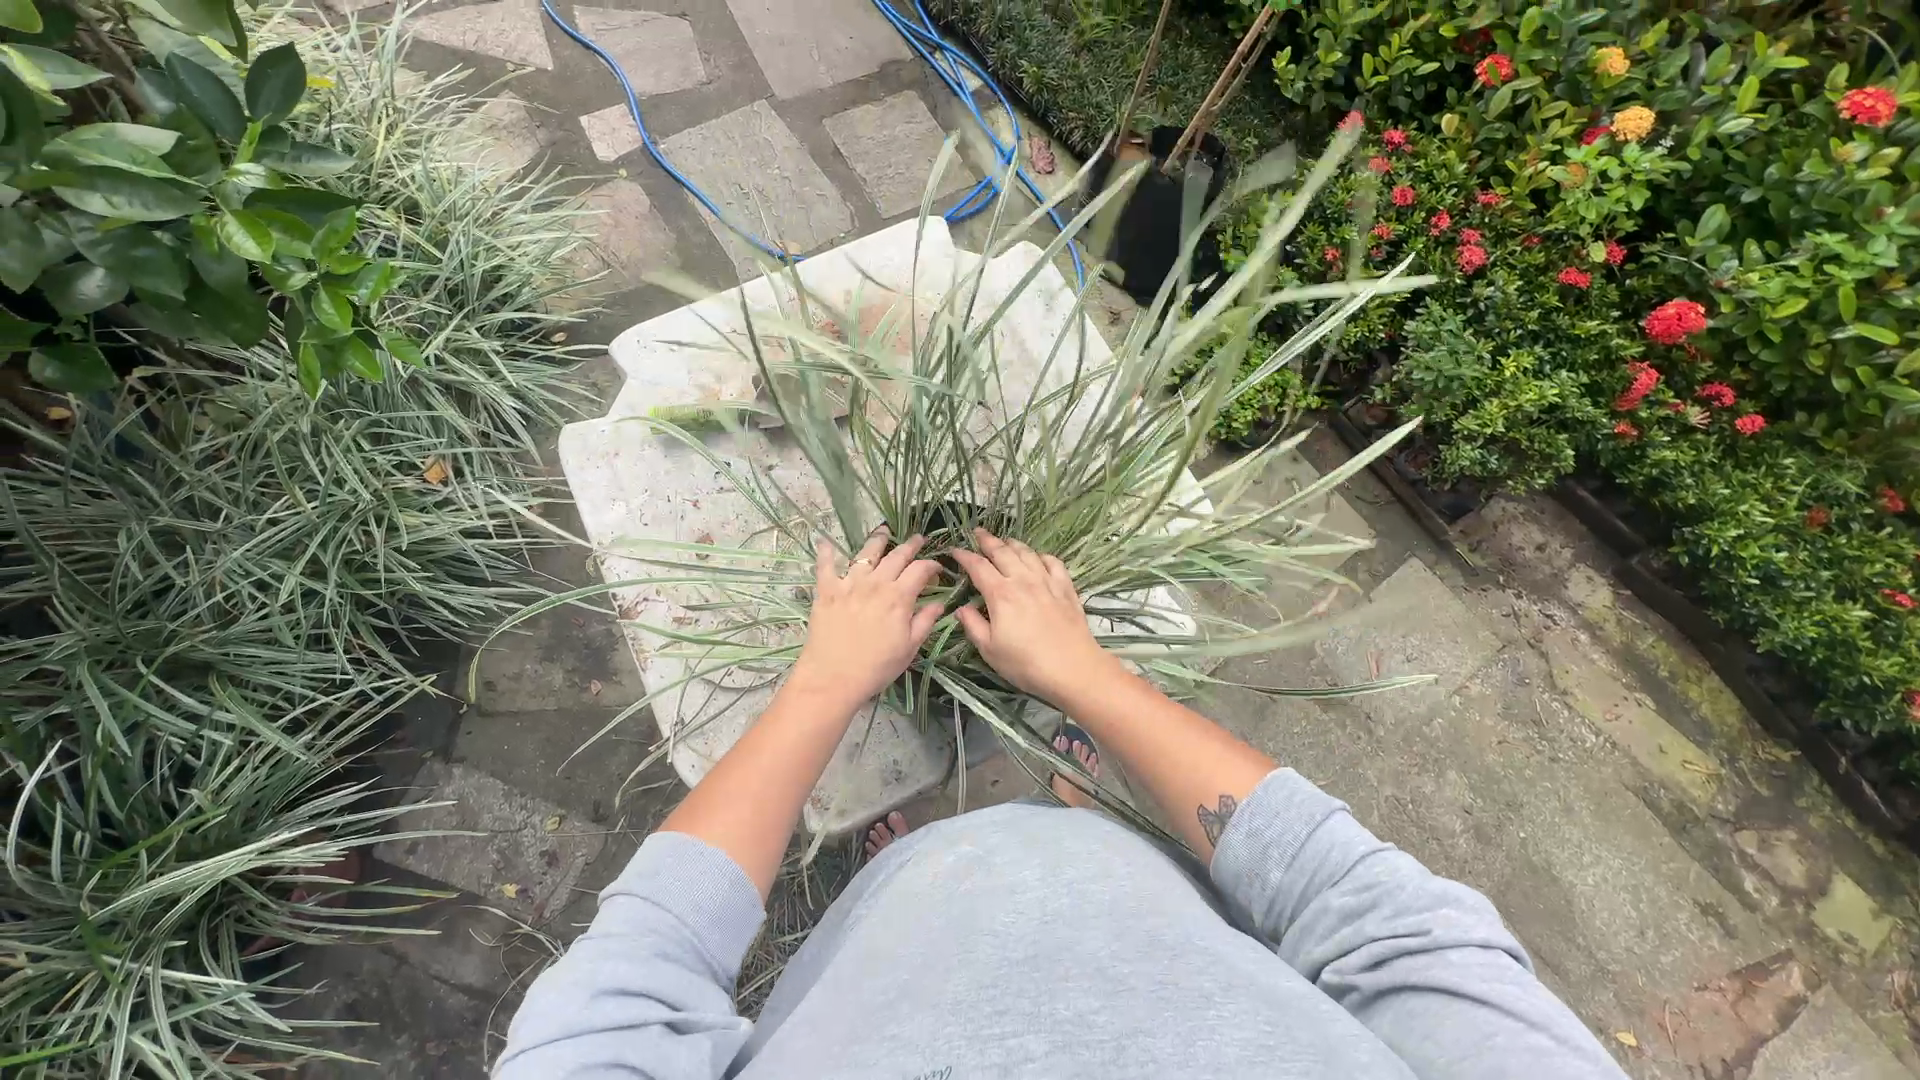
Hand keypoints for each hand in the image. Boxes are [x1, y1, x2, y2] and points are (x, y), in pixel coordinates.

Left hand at [788, 528, 943, 712]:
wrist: (833, 677)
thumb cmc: (876, 667)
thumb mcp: (909, 648)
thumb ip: (925, 622)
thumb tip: (940, 604)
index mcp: (899, 597)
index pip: (920, 570)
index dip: (932, 565)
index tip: (937, 568)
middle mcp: (875, 583)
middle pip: (896, 556)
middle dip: (910, 545)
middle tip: (918, 539)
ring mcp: (849, 584)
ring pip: (865, 553)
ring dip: (877, 540)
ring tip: (883, 531)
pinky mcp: (826, 591)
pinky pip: (825, 566)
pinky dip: (826, 552)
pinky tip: (825, 542)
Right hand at [950, 529, 1121, 705]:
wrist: (1073, 668)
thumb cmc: (1026, 663)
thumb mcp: (990, 650)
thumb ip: (973, 626)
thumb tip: (962, 609)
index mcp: (1001, 594)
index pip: (978, 567)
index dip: (964, 556)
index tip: (954, 550)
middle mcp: (1023, 581)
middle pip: (1003, 552)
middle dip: (987, 540)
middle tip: (977, 533)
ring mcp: (1047, 582)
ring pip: (1028, 553)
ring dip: (1013, 544)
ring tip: (1005, 540)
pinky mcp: (1066, 589)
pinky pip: (1053, 563)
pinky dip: (1042, 556)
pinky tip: (1038, 558)